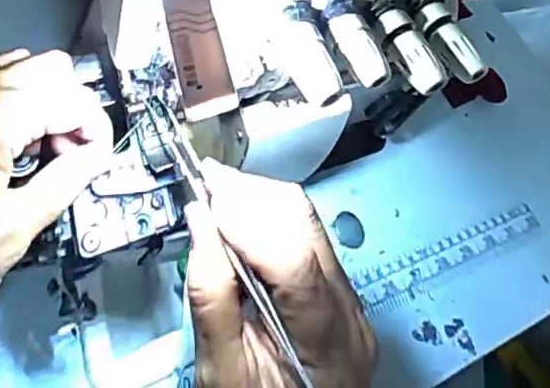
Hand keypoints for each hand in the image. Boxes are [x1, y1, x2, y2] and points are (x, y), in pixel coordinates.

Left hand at [0, 46, 113, 387]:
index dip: (96, 130)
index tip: (93, 163)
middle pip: (51, 66)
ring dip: (35, 91)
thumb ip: (67, 178)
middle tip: (60, 157)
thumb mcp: (14, 231)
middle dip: (69, 104)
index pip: (76, 99)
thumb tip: (95, 150)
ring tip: (28, 143)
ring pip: (13, 58)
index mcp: (1, 111)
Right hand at [187, 161, 377, 387]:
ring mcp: (348, 294)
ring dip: (257, 197)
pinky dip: (267, 212)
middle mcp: (350, 309)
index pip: (295, 262)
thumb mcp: (223, 380)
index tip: (207, 198)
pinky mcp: (336, 285)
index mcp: (329, 344)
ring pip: (305, 216)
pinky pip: (304, 230)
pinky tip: (239, 214)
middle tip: (204, 181)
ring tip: (216, 193)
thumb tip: (199, 223)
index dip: (248, 221)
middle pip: (304, 224)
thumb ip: (212, 301)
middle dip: (249, 195)